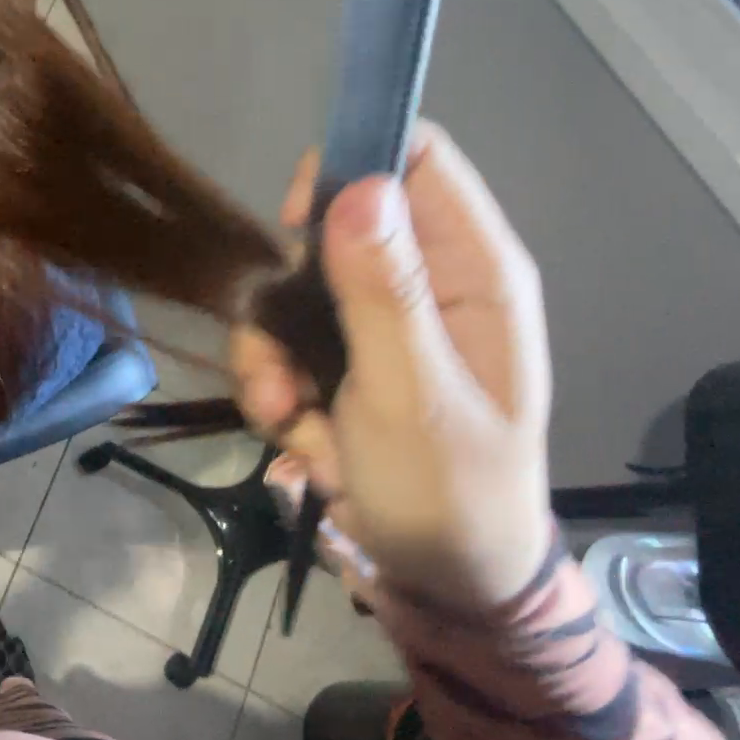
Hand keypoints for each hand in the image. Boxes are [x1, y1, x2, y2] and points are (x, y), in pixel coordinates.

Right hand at [233, 122, 554, 609]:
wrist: (439, 578)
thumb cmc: (446, 491)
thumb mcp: (410, 394)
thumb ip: (383, 293)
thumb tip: (359, 186)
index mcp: (472, 273)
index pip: (413, 162)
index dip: (346, 173)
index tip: (293, 226)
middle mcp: (423, 284)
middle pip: (324, 234)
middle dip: (283, 300)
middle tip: (280, 364)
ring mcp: (376, 324)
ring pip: (286, 296)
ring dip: (266, 358)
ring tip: (286, 419)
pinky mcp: (339, 359)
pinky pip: (276, 343)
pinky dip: (269, 386)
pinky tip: (294, 432)